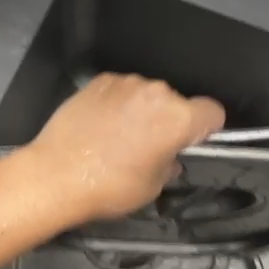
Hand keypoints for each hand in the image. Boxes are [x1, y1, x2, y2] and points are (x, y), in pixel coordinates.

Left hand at [22, 73, 225, 222]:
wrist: (56, 175)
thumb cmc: (108, 186)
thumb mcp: (153, 186)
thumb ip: (170, 164)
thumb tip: (169, 158)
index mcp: (178, 118)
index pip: (212, 112)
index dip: (207, 128)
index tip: (193, 141)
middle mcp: (156, 92)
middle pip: (177, 102)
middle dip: (169, 120)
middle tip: (150, 147)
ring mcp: (125, 83)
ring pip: (147, 95)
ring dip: (142, 111)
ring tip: (120, 138)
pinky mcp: (99, 81)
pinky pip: (121, 90)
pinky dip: (118, 104)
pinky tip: (102, 127)